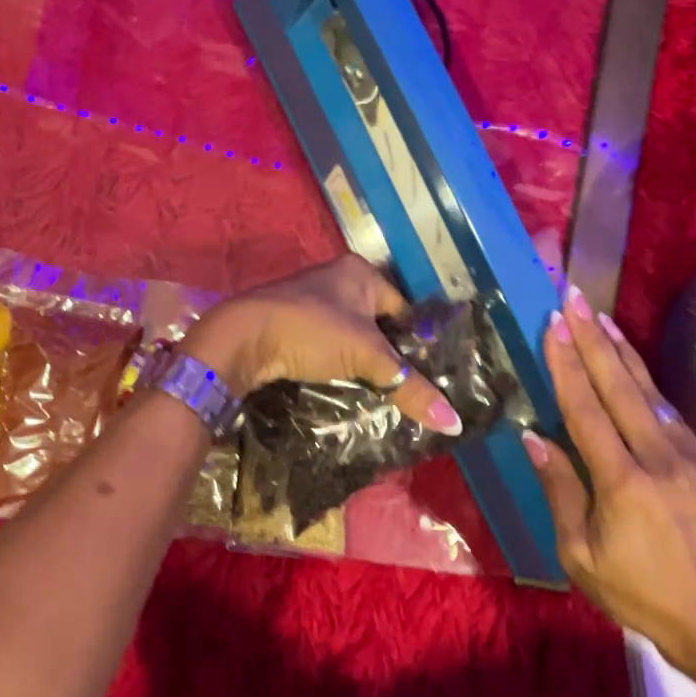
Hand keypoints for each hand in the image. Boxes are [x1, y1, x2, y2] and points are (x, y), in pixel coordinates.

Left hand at [182, 254, 462, 433]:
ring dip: (361, 361)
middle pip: (378, 324)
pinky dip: (337, 364)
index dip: (416, 342)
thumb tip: (454, 424)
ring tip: (380, 392)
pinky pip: (327, 345)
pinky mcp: (290, 325)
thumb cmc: (311, 332)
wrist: (241, 339)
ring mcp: (311, 301)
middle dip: (389, 354)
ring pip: (352, 336)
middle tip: (407, 387)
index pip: (404, 310)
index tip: (428, 374)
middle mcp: (337, 279)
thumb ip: (411, 389)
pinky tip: (345, 385)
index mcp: (361, 273)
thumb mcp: (368, 358)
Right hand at [523, 286, 695, 664]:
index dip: (567, 365)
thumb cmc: (633, 591)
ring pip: (651, 393)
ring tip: (602, 318)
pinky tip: (632, 369)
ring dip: (623, 353)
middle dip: (594, 340)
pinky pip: (670, 415)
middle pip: (622, 388)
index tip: (553, 324)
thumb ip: (561, 490)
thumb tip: (535, 437)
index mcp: (624, 483)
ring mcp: (690, 458)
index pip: (588, 412)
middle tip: (574, 298)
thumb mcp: (579, 554)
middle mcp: (661, 459)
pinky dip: (647, 386)